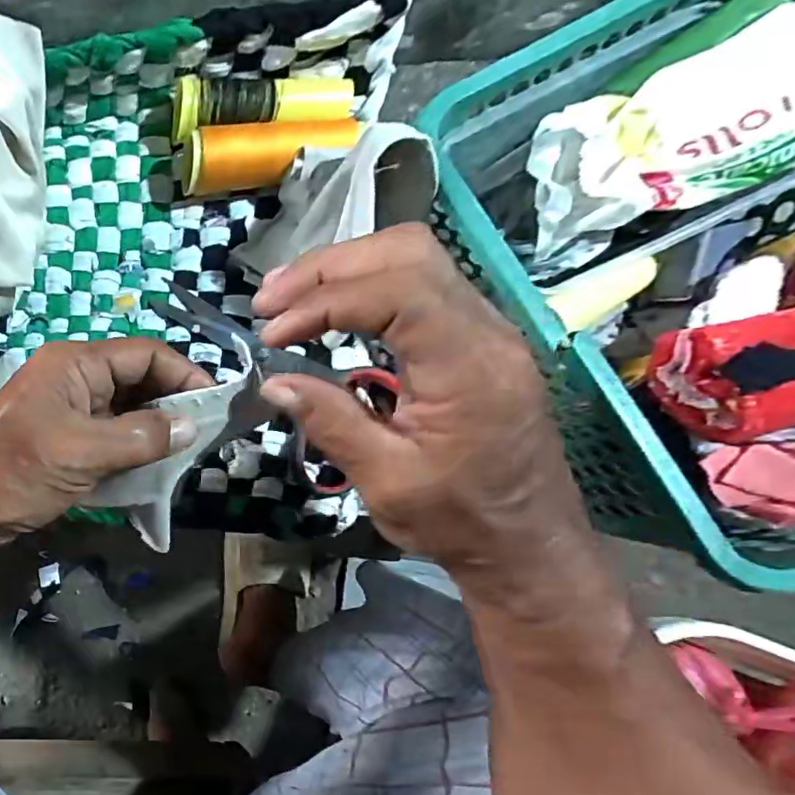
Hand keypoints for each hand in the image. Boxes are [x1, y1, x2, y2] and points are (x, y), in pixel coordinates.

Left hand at [0, 339, 213, 545]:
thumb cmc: (16, 472)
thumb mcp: (84, 452)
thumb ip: (142, 437)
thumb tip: (191, 425)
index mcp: (75, 365)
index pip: (146, 355)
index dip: (185, 375)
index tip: (215, 407)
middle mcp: (72, 380)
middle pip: (137, 382)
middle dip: (171, 408)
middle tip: (202, 440)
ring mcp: (65, 412)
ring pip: (124, 414)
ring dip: (152, 435)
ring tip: (182, 460)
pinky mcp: (61, 442)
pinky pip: (107, 440)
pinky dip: (130, 454)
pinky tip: (150, 474)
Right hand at [253, 224, 591, 587]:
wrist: (525, 541)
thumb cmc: (458, 520)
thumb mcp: (386, 481)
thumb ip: (331, 422)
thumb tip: (274, 382)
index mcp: (467, 366)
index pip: (396, 292)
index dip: (324, 300)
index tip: (272, 334)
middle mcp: (487, 331)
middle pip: (407, 253)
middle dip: (329, 267)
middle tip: (269, 300)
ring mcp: (487, 329)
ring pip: (416, 258)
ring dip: (345, 269)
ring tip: (288, 298)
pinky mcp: (477, 340)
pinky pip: (422, 287)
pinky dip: (367, 288)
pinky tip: (330, 311)